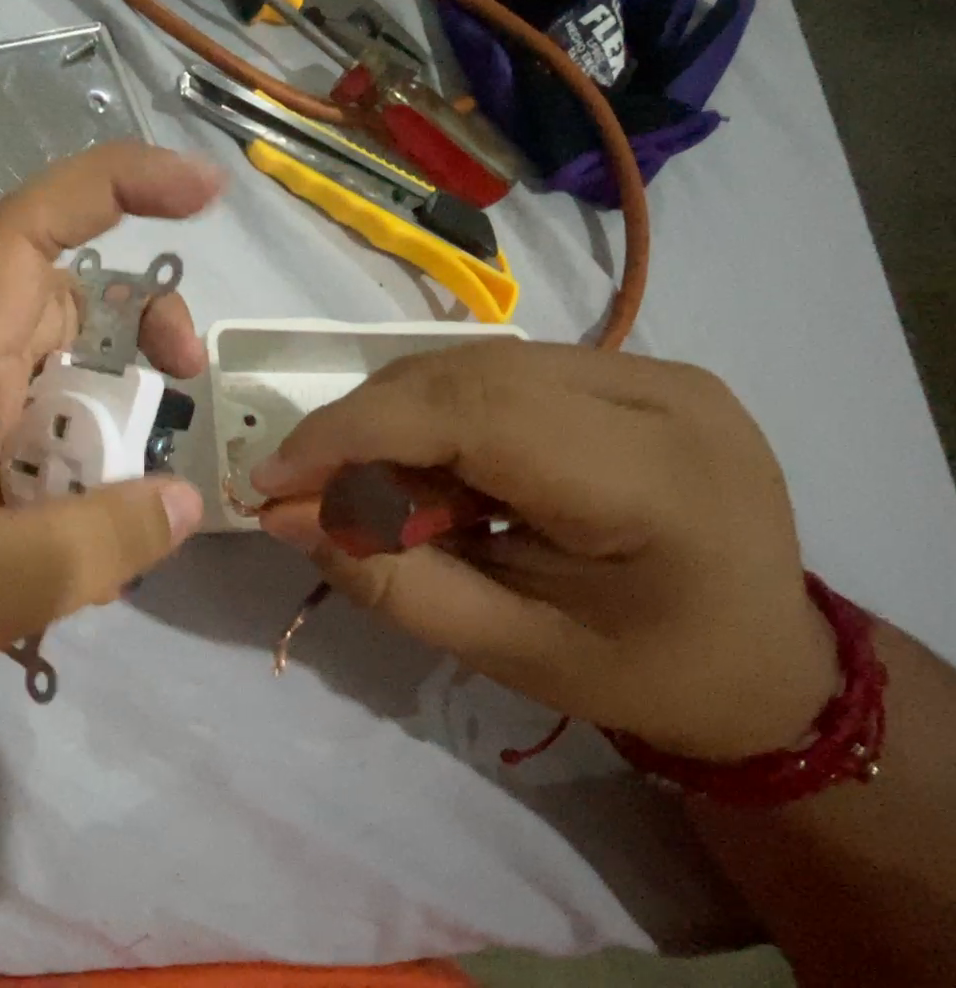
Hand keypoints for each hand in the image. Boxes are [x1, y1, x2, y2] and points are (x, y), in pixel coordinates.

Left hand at [0, 142, 221, 738]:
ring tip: (127, 524)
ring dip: (100, 445)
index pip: (28, 239)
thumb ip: (100, 542)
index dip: (114, 188)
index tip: (203, 195)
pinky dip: (63, 502)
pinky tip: (77, 571)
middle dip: (135, 333)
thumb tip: (184, 501)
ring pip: (44, 403)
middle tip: (180, 393)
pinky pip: (19, 471)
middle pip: (55, 314)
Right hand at [249, 341, 839, 760]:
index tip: (270, 480)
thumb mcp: (500, 646)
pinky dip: (432, 419)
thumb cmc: (637, 672)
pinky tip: (430, 476)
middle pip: (459, 374)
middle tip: (304, 492)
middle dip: (358, 429)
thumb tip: (282, 516)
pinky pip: (494, 373)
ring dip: (392, 423)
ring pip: (466, 364)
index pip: (470, 413)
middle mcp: (661, 394)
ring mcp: (653, 370)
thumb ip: (387, 577)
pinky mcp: (632, 370)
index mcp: (653, 480)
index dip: (352, 434)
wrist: (765, 661)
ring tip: (372, 495)